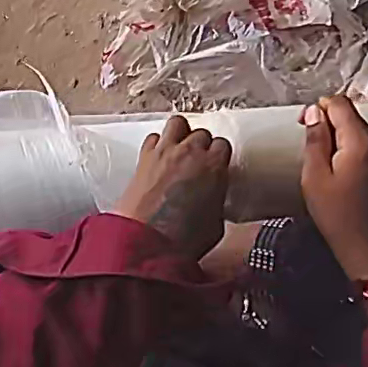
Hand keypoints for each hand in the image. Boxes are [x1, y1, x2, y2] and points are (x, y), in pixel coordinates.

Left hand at [109, 115, 231, 260]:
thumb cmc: (182, 239)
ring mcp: (166, 151)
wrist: (147, 243)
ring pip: (177, 123)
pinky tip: (159, 157)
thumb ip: (216, 201)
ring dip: (181, 133)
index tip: (216, 165)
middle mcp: (191, 152)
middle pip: (201, 133)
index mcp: (214, 166)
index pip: (223, 145)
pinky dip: (158, 143)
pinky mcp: (144, 157)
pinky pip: (154, 137)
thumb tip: (212, 201)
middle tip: (198, 161)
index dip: (219, 156)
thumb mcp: (216, 224)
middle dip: (201, 145)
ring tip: (180, 148)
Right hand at [299, 96, 367, 281]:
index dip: (319, 107)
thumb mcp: (314, 177)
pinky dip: (358, 153)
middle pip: (354, 118)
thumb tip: (315, 111)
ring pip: (364, 133)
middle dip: (331, 125)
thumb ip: (315, 140)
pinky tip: (348, 174)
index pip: (341, 104)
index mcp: (362, 143)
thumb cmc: (337, 216)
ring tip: (329, 165)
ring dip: (345, 140)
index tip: (305, 124)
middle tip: (313, 149)